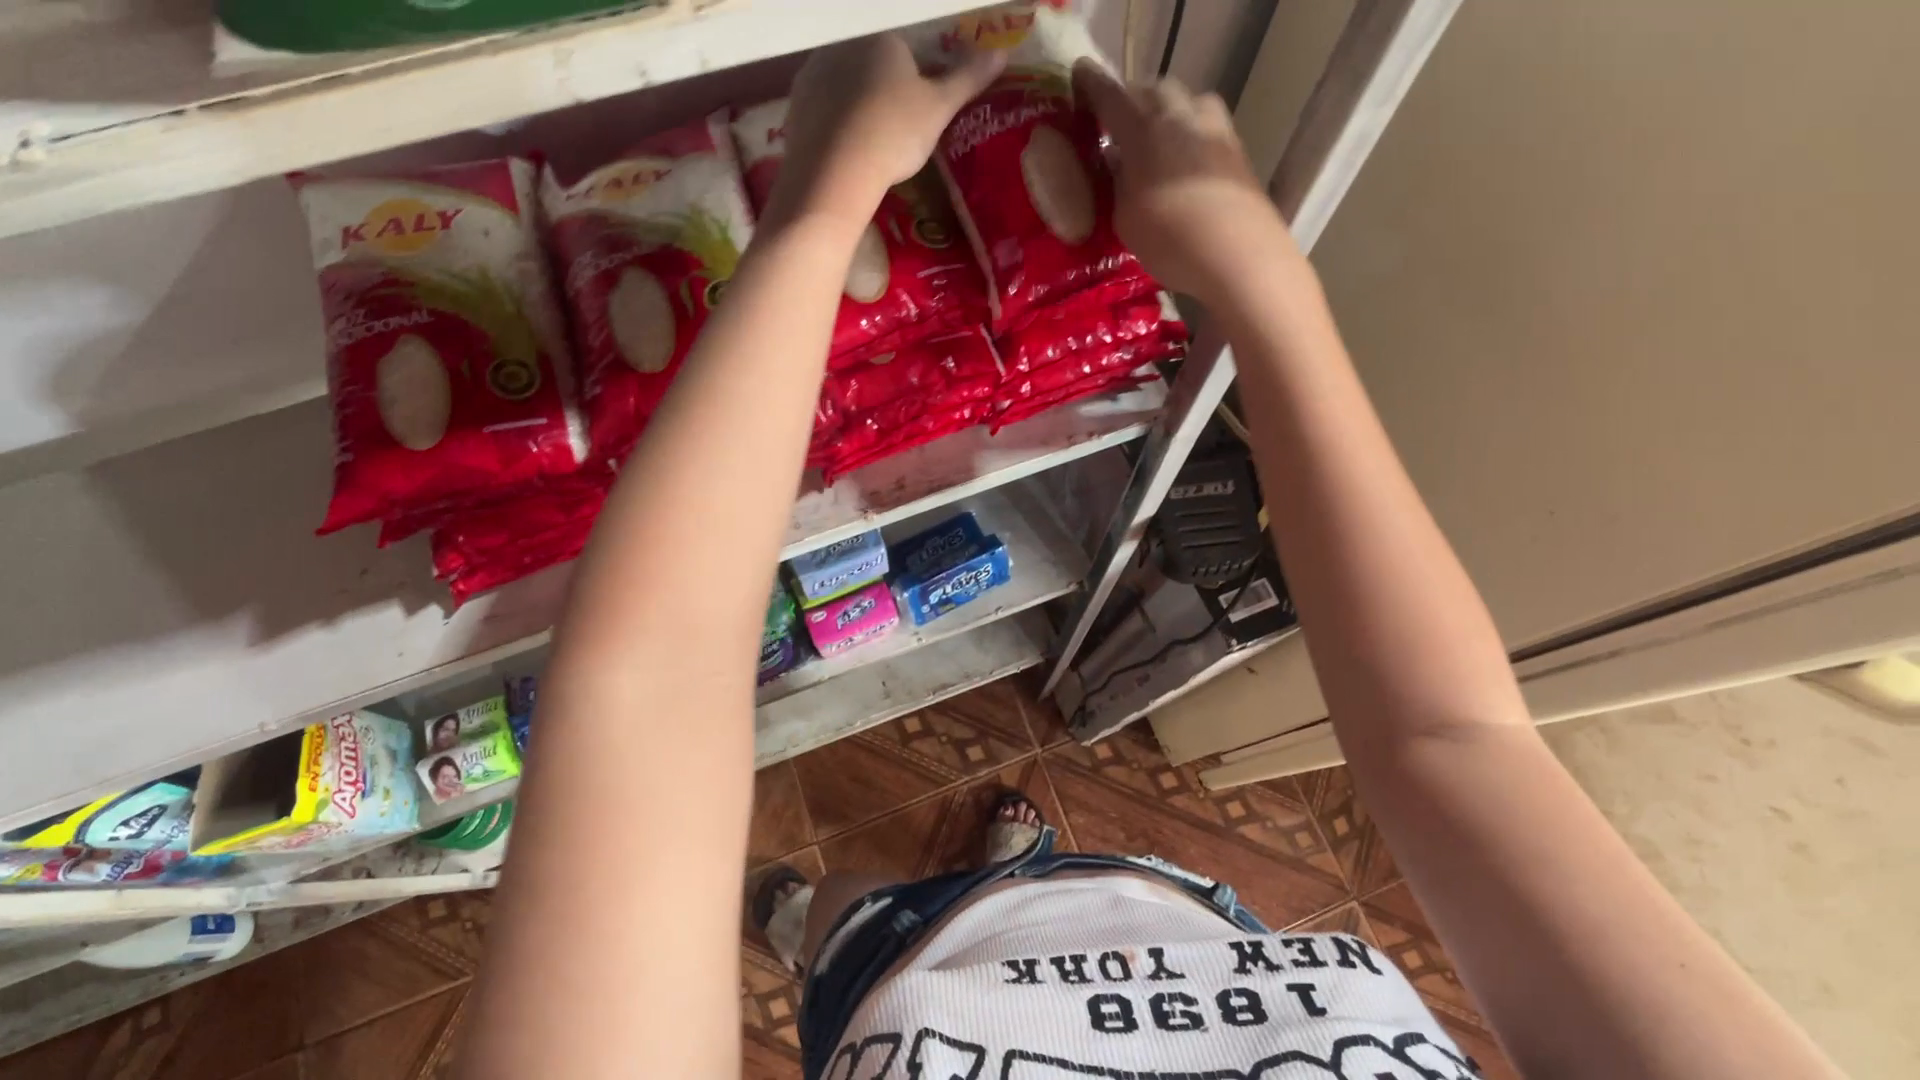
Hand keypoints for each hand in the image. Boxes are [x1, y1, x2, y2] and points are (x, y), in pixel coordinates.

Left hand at [766, 35, 1005, 230]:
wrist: (834, 173)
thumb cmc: (894, 133)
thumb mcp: (940, 108)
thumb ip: (968, 78)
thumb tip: (1001, 53)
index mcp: (883, 37)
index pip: (910, 50)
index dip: (922, 80)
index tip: (926, 110)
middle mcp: (845, 44)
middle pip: (875, 64)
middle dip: (889, 89)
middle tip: (902, 129)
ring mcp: (815, 72)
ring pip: (847, 84)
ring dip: (861, 104)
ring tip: (874, 143)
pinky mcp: (795, 104)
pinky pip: (825, 107)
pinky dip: (837, 122)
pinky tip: (848, 149)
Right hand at [1073, 60, 1299, 304]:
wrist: (1241, 256)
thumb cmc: (1171, 241)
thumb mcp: (1125, 218)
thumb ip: (1117, 183)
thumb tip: (1116, 162)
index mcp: (1143, 129)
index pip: (1108, 96)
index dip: (1090, 87)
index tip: (1080, 81)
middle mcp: (1179, 115)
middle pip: (1150, 91)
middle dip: (1132, 102)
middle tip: (1118, 127)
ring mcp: (1214, 127)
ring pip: (1183, 103)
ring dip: (1166, 114)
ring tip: (1155, 142)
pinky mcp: (1236, 147)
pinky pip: (1204, 126)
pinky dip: (1188, 135)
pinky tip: (1183, 163)